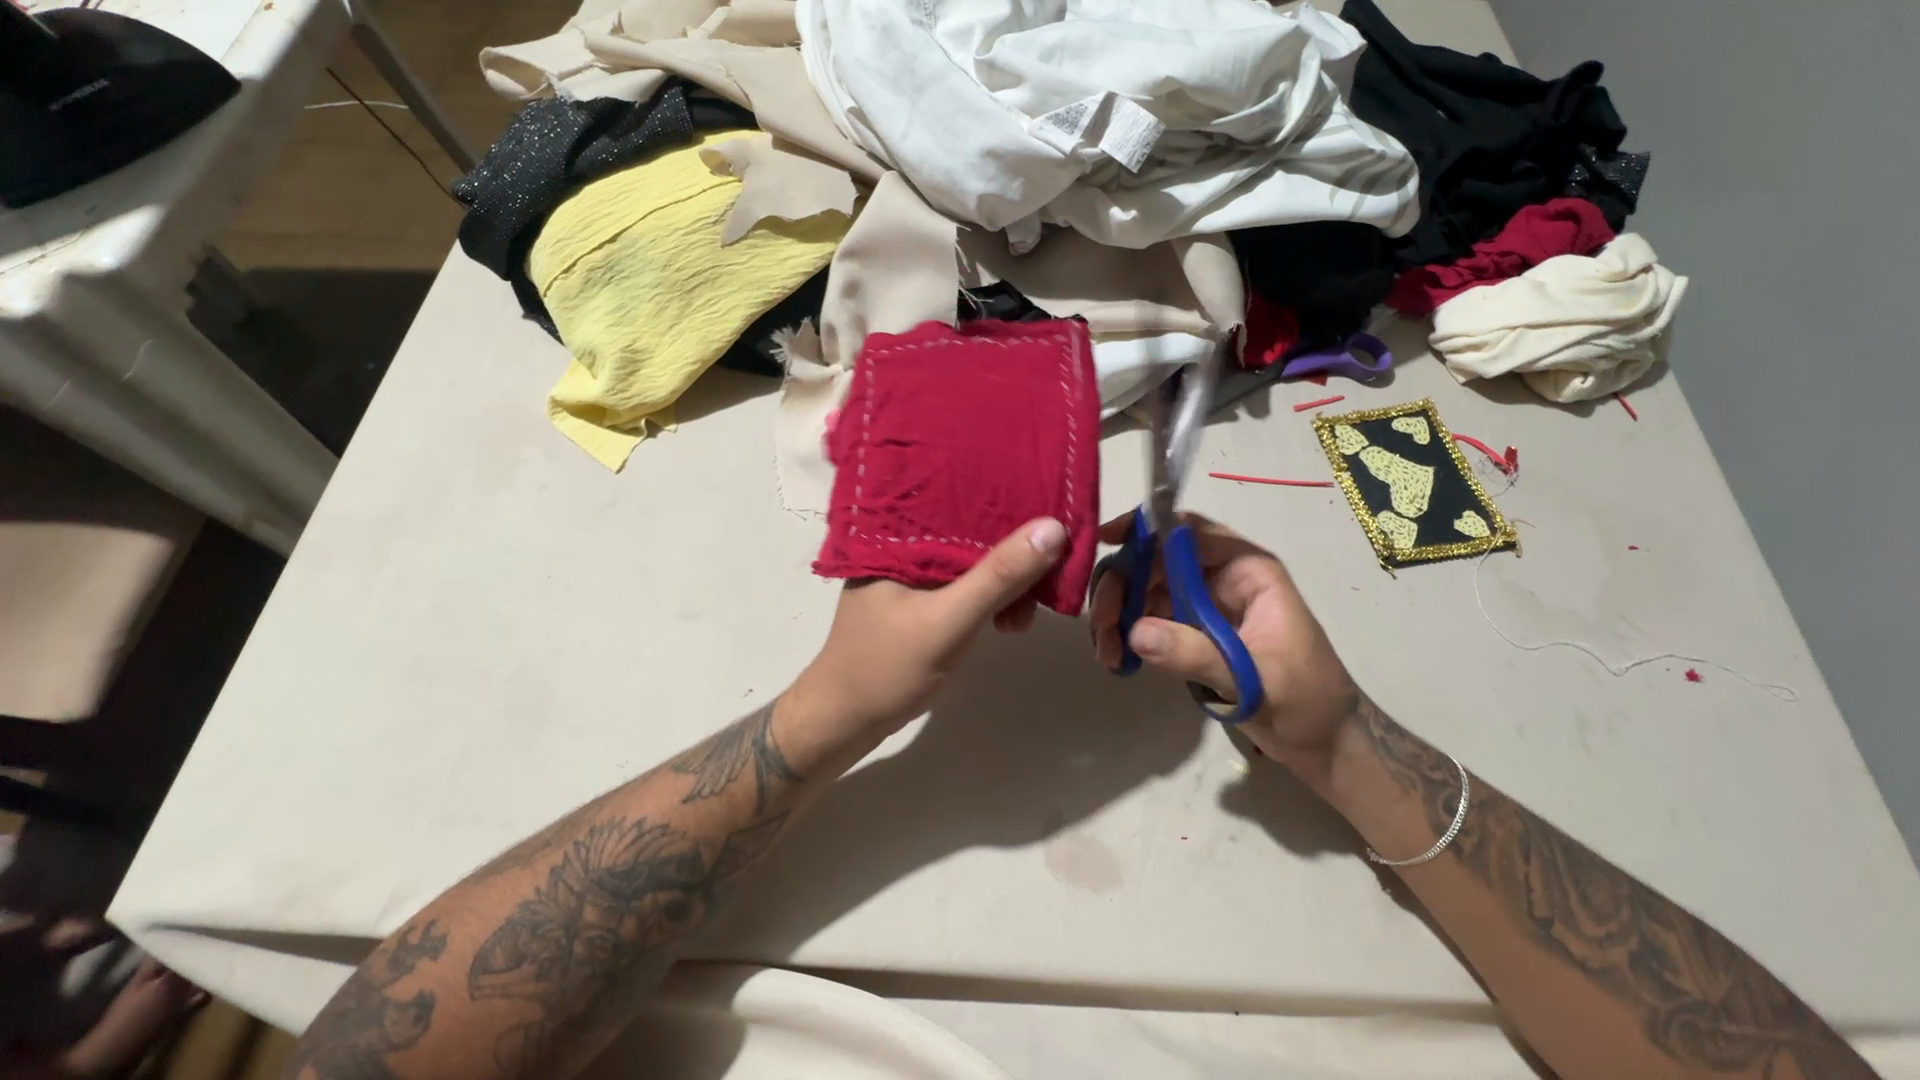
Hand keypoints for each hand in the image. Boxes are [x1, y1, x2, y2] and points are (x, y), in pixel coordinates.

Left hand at [799, 517, 1067, 733]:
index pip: (959, 498)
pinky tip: (1011, 624)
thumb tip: (1053, 526)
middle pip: (973, 531)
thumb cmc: (887, 667)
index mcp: (898, 534)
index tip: (1052, 506)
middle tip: (1051, 575)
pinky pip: (970, 588)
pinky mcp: (925, 602)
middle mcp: (907, 545)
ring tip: (1024, 618)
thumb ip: (999, 577)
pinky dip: (994, 602)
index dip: (1006, 501)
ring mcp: (916, 576)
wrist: (846, 721)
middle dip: (1014, 551)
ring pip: (976, 563)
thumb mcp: (948, 621)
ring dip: (1008, 585)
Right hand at [1088, 512, 1358, 777]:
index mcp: (1248, 571)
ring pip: (1145, 590)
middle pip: (1156, 561)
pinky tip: (1116, 660)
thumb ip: (1196, 654)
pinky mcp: (1191, 635)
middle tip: (1099, 622)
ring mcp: (1203, 608)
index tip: (1107, 541)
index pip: (1191, 533)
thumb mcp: (1254, 678)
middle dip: (1122, 584)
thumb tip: (1135, 632)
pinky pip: (1147, 621)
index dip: (1147, 529)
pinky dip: (1126, 635)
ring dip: (1117, 613)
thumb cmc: (1305, 701)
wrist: (1321, 745)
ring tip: (1106, 653)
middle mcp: (1221, 580)